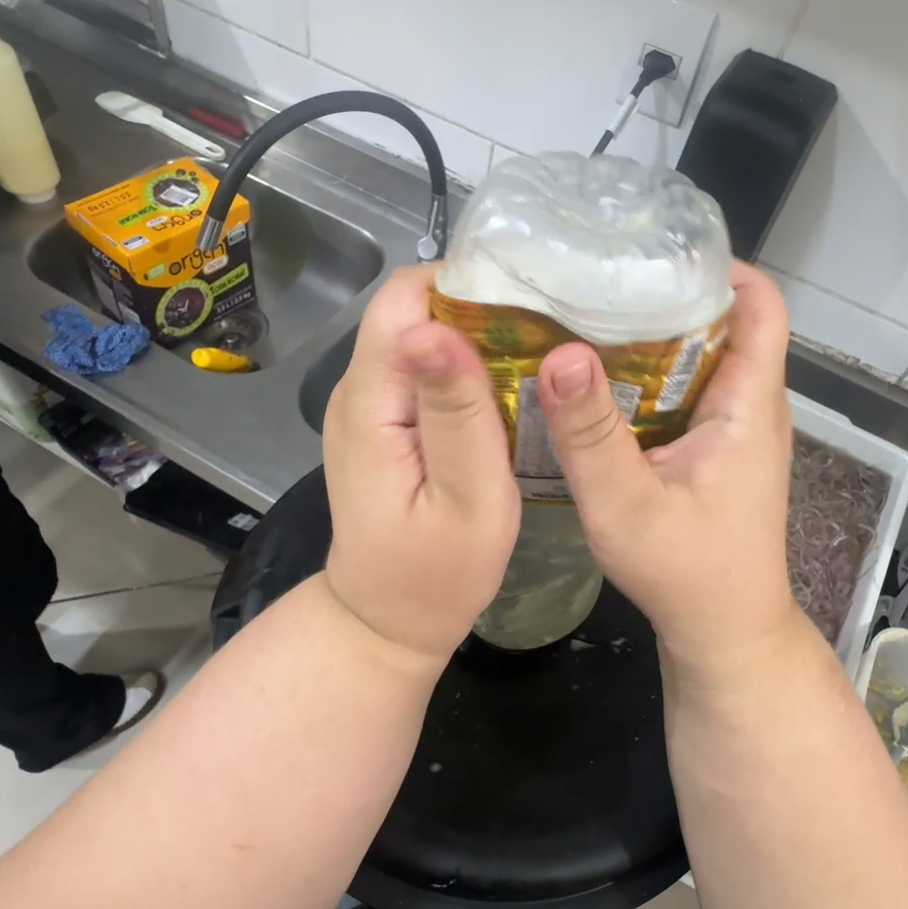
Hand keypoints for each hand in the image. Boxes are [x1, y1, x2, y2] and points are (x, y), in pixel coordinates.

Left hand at [322, 265, 520, 662]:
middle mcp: (358, 392)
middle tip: (549, 337)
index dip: (467, 287)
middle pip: (416, 312)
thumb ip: (456, 413)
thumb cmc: (435, 574)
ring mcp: (367, 409)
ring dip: (478, 342)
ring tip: (538, 362)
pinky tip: (508, 396)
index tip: (531, 306)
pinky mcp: (382, 426)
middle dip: (481, 311)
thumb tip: (437, 327)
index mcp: (371, 402)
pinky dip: (466, 373)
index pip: (405, 298)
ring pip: (423, 340)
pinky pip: (424, 373)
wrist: (386, 621)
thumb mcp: (466, 500)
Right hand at [537, 262, 802, 662]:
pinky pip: (683, 393)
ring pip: (698, 358)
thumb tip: (557, 353)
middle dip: (664, 295)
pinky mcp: (713, 453)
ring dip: (650, 337)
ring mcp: (734, 431)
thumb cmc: (687, 574)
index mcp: (750, 405)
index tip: (649, 251)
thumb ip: (591, 434)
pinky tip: (594, 384)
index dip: (717, 265)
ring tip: (585, 320)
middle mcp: (751, 407)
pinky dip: (645, 378)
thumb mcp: (626, 506)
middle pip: (721, 322)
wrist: (722, 632)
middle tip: (594, 282)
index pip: (760, 303)